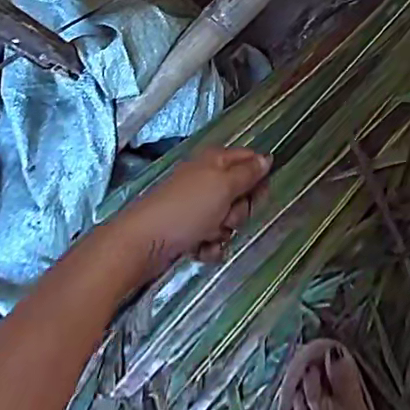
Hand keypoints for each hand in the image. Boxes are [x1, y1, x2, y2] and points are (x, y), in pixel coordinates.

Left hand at [115, 146, 270, 275]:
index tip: (259, 195)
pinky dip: (210, 246)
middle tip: (228, 216)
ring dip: (224, 231)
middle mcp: (208, 179)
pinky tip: (201, 251)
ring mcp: (197, 205)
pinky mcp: (188, 229)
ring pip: (228, 218)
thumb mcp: (224, 186)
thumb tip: (267, 158)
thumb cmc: (187, 209)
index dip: (259, 178)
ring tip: (209, 235)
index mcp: (216, 160)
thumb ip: (248, 173)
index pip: (250, 160)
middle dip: (239, 210)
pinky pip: (212, 237)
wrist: (142, 243)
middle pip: (242, 193)